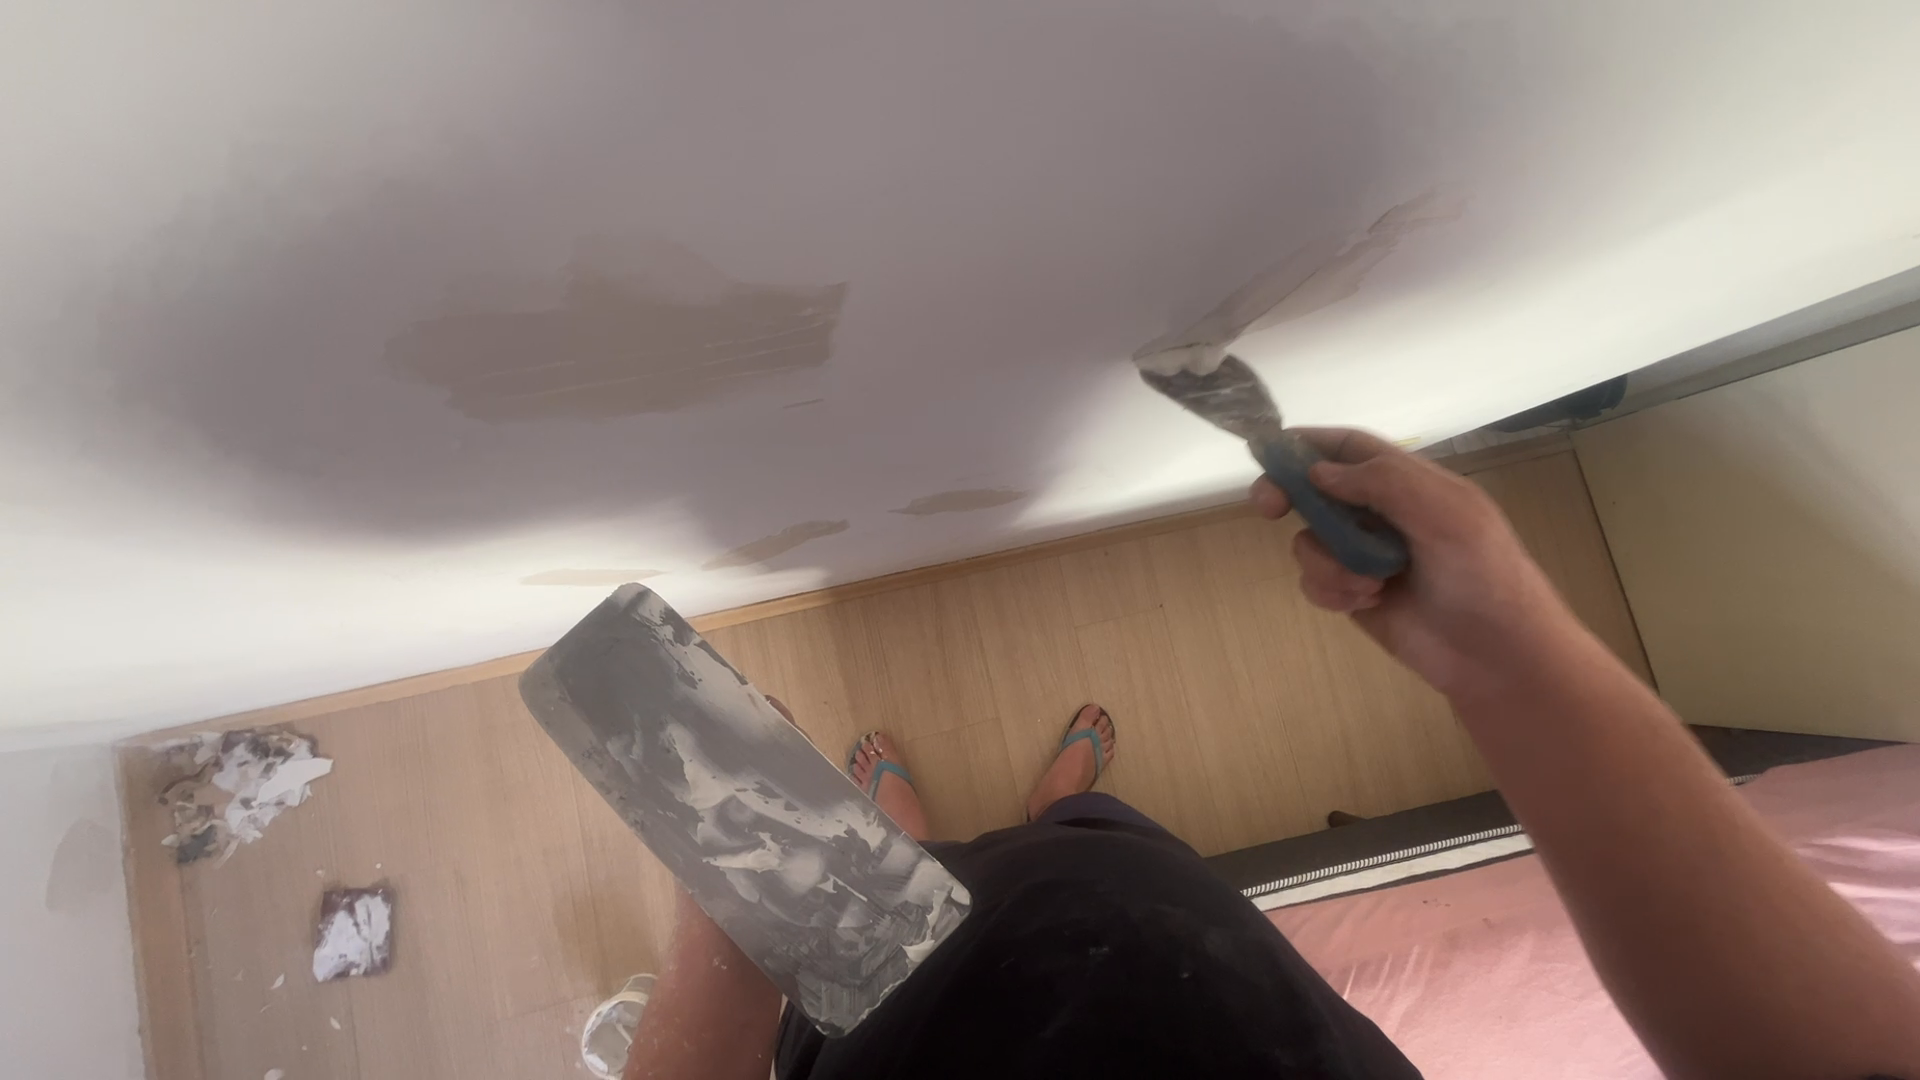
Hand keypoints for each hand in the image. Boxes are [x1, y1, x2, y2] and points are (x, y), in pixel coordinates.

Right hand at [1249, 428, 1583, 696]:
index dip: (1307, 442)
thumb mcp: (1447, 515)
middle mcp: (1378, 514)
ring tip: (1366, 585)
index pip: (1348, 448)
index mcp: (1407, 484)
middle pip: (1313, 489)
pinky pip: (1313, 581)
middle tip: (1269, 508)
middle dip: (1286, 494)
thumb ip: (1384, 483)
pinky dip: (1329, 591)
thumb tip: (1316, 471)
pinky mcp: (1351, 591)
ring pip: (1309, 541)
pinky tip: (1363, 602)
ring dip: (1326, 563)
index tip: (1267, 450)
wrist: (1496, 655)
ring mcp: (1361, 554)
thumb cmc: (1483, 575)